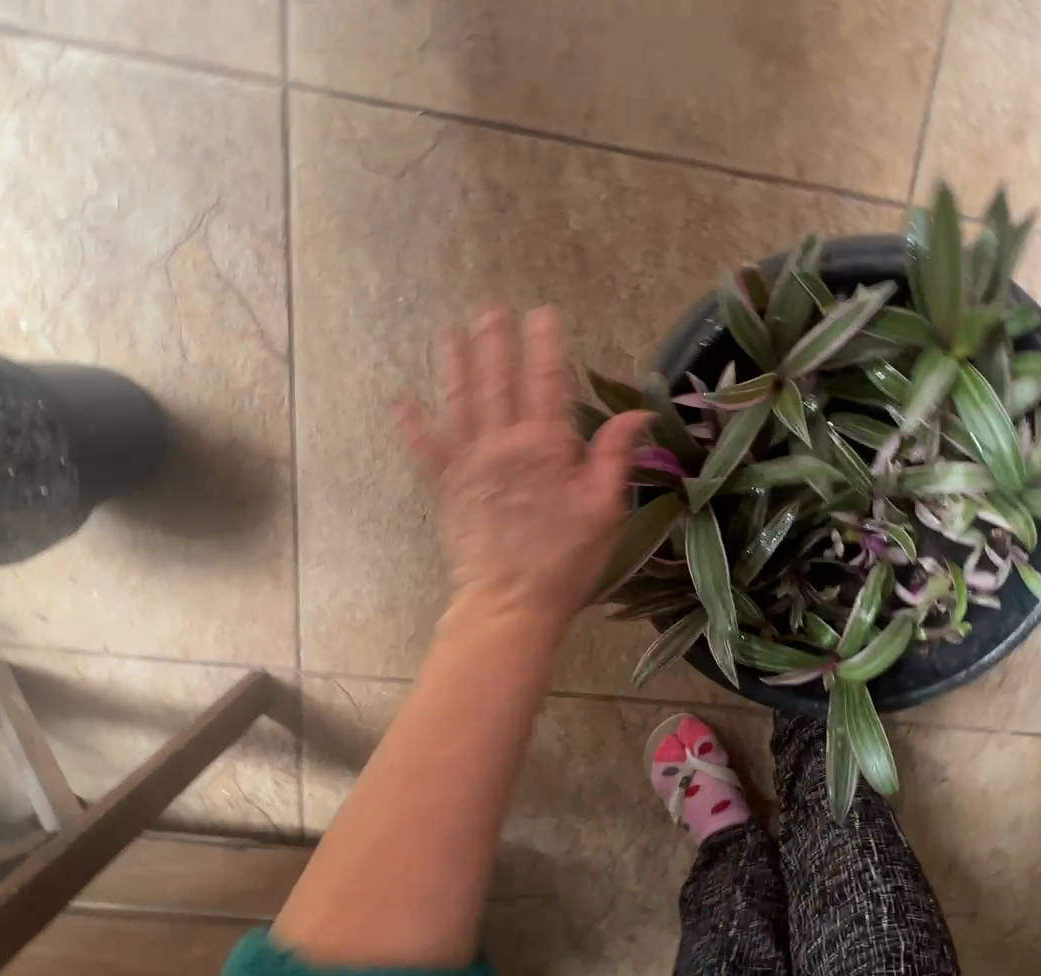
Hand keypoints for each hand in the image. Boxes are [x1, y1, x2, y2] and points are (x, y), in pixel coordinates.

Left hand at [395, 305, 651, 628]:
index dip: (546, 345)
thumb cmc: (567, 558)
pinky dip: (412, 424)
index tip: (543, 313)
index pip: (547, 382)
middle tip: (491, 308)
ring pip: (459, 402)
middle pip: (497, 381)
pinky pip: (426, 449)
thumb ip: (615, 455)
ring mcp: (469, 463)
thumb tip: (639, 413)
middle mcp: (502, 444)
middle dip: (495, 342)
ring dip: (454, 364)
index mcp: (545, 446)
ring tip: (450, 331)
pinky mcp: (447, 487)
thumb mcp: (605, 508)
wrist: (512, 603)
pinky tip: (402, 400)